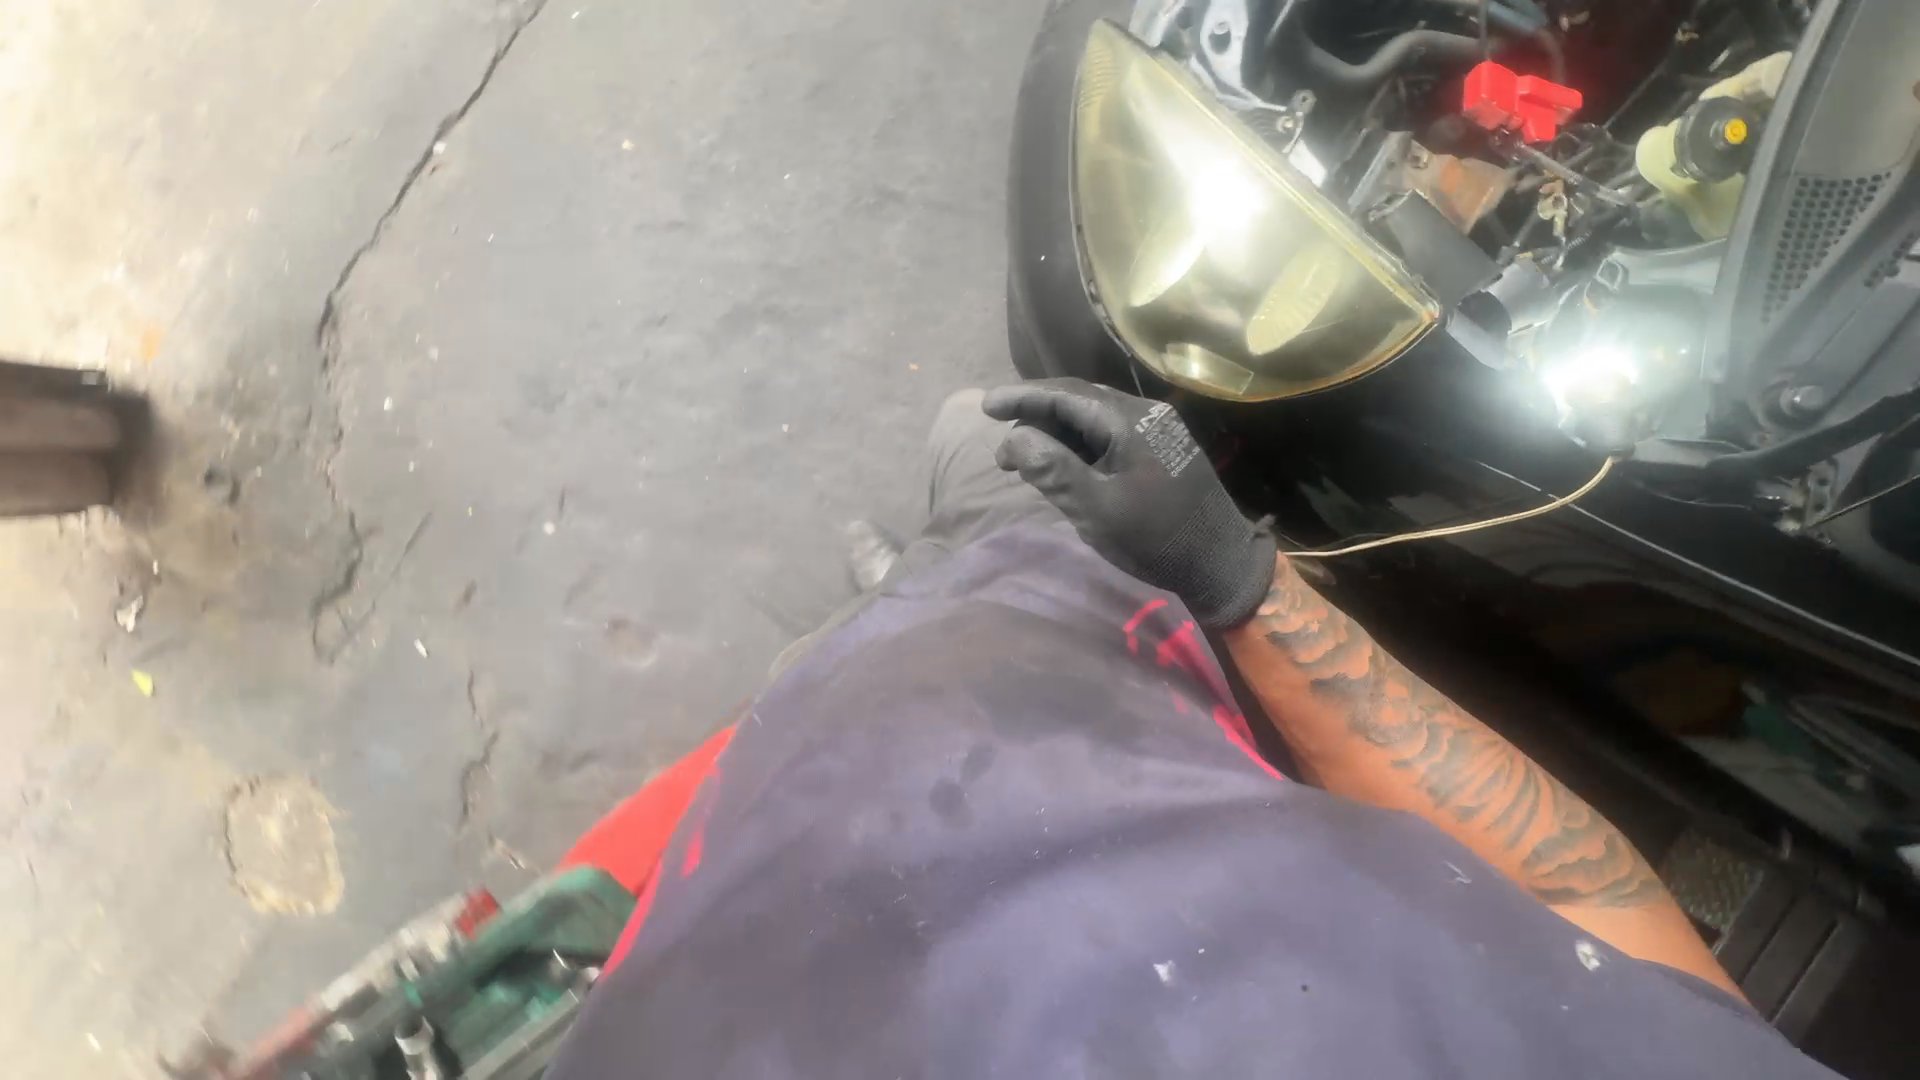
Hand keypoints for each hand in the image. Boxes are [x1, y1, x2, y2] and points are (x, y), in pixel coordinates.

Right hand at [982, 378, 1274, 628]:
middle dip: (1035, 417)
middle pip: (1078, 400)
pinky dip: (1077, 445)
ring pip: (1092, 419)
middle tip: (1003, 448)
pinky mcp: (1158, 451)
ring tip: (1025, 460)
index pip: (1066, 394)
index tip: (985, 406)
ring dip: (1055, 434)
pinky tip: (1061, 466)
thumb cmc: (1155, 538)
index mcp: (1131, 421)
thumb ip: (1053, 470)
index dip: (1022, 397)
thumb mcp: (1097, 509)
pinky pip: (1107, 435)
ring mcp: (1154, 431)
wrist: (1219, 563)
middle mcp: (1144, 415)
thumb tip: (1013, 438)